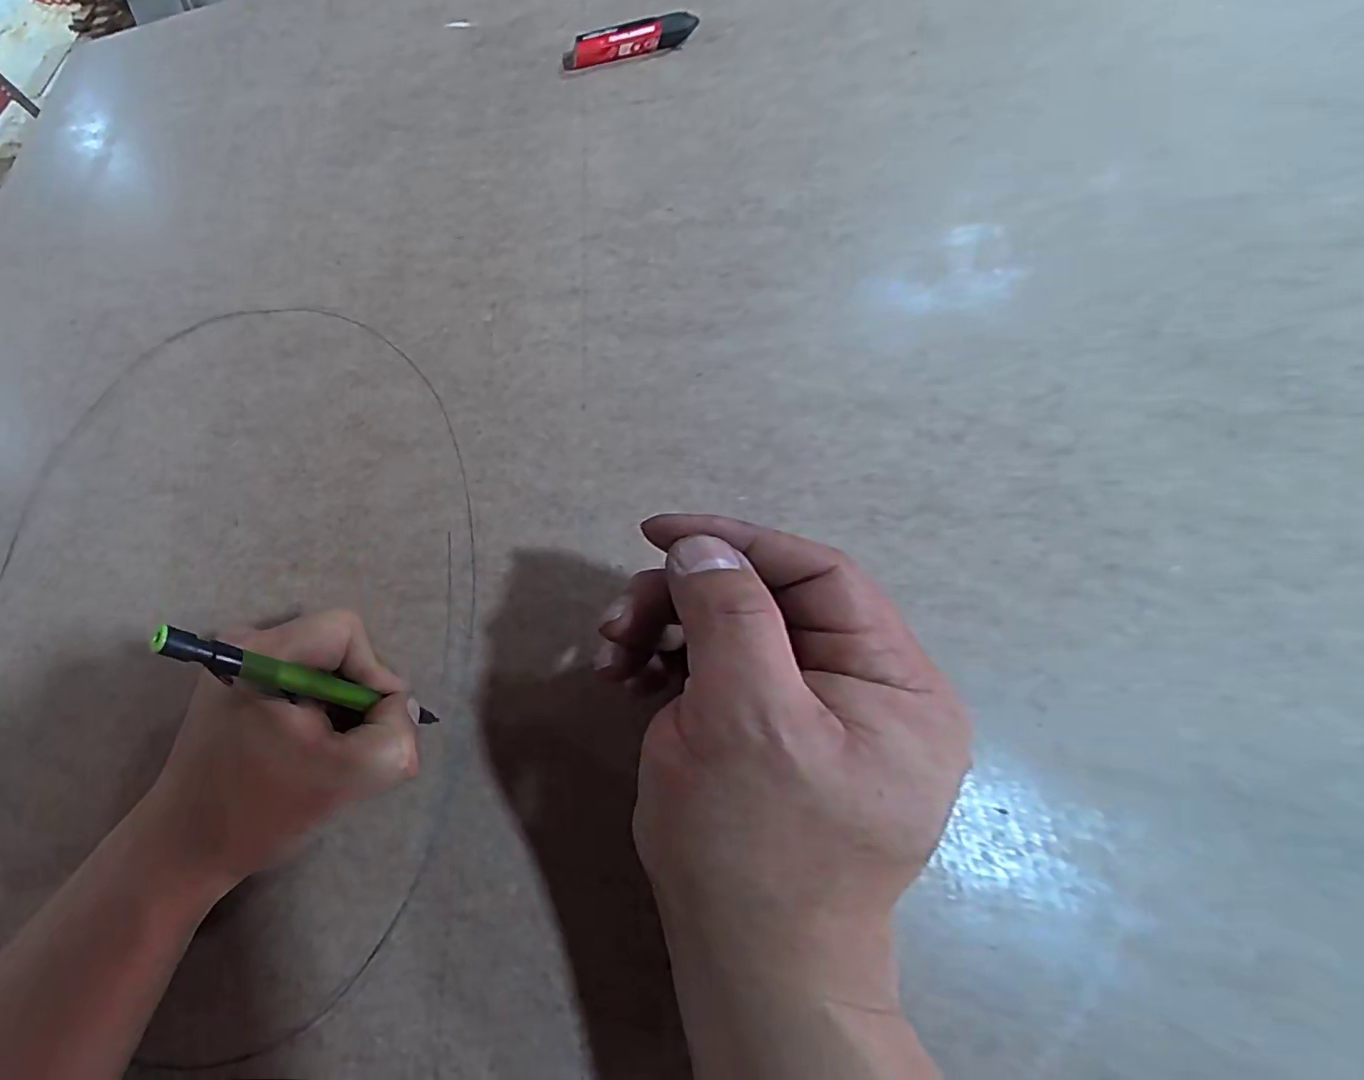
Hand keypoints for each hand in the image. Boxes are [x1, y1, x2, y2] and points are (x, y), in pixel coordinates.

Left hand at [137, 610, 421, 890]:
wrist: (185, 848)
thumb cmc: (256, 813)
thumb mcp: (343, 777)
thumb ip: (393, 737)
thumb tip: (401, 707)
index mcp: (260, 653)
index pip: (345, 631)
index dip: (374, 674)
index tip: (373, 726)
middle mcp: (246, 642)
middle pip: (336, 648)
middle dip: (359, 698)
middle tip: (355, 748)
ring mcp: (239, 662)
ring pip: (323, 667)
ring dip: (341, 708)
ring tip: (330, 754)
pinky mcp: (239, 683)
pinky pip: (303, 682)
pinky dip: (321, 713)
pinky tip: (310, 750)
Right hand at [596, 515, 970, 1005]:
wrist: (745, 953)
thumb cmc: (756, 842)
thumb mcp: (746, 718)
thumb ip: (730, 617)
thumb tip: (700, 545)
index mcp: (889, 681)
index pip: (816, 575)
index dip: (737, 542)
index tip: (658, 534)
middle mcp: (853, 687)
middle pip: (761, 601)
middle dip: (682, 598)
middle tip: (616, 620)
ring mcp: (799, 708)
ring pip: (725, 629)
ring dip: (661, 628)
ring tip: (611, 656)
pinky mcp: (753, 727)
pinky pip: (707, 666)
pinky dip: (661, 661)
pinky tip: (626, 678)